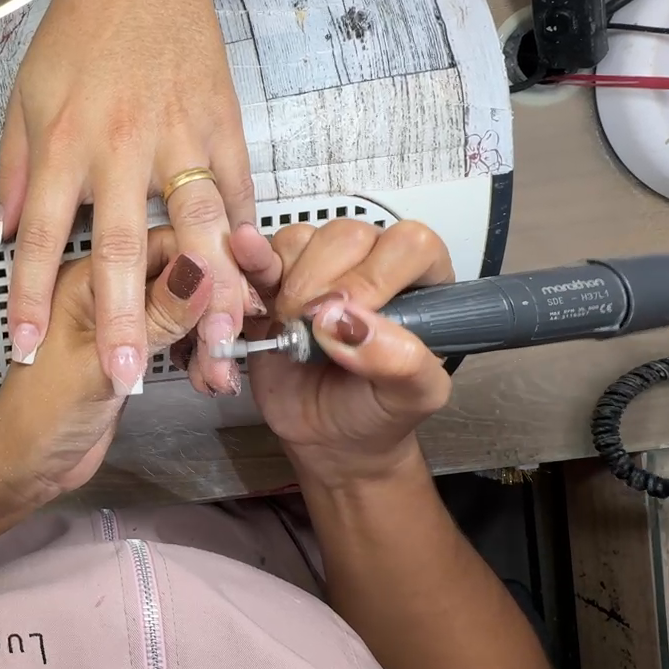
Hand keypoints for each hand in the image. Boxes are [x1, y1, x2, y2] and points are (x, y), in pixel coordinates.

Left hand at [0, 0, 256, 400]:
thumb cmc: (76, 34)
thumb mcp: (22, 100)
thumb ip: (11, 173)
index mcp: (60, 146)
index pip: (36, 238)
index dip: (27, 298)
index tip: (24, 348)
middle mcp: (117, 149)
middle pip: (118, 248)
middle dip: (122, 320)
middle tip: (124, 377)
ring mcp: (176, 137)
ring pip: (195, 226)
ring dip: (206, 292)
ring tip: (216, 346)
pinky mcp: (221, 124)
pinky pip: (236, 190)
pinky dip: (245, 238)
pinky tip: (251, 281)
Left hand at [0, 229, 210, 504]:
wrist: (28, 463)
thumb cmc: (45, 413)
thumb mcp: (103, 364)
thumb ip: (155, 316)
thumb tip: (205, 266)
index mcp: (86, 275)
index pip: (162, 246)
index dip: (205, 269)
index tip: (237, 304)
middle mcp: (105, 287)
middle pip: (178, 275)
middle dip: (211, 309)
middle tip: (228, 347)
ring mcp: (120, 318)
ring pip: (182, 308)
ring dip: (206, 338)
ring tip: (215, 375)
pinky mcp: (132, 347)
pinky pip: (176, 335)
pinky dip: (196, 353)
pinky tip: (205, 376)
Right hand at [236, 220, 455, 481]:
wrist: (323, 433)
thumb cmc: (373, 411)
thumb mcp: (409, 397)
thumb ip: (398, 360)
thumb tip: (346, 320)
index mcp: (420, 282)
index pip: (408, 245)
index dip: (375, 276)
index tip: (350, 319)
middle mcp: (368, 264)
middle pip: (346, 235)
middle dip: (321, 283)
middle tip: (310, 329)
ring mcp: (315, 270)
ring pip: (300, 239)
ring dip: (287, 281)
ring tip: (286, 324)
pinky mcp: (270, 280)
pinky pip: (257, 255)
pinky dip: (249, 266)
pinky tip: (250, 289)